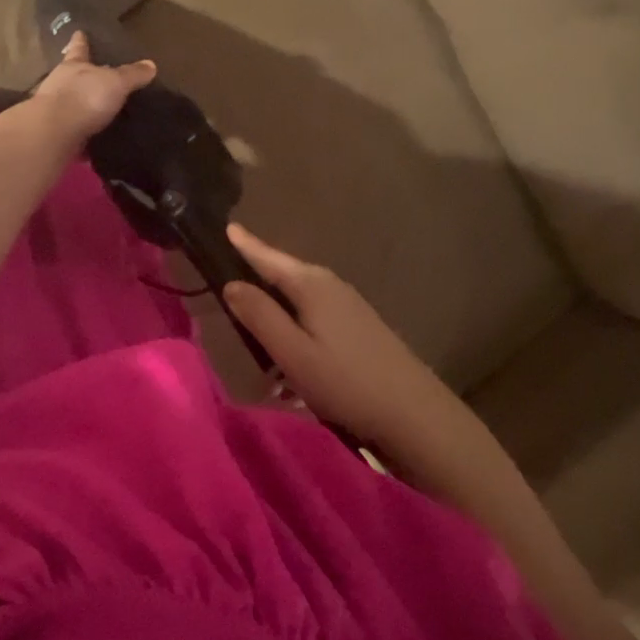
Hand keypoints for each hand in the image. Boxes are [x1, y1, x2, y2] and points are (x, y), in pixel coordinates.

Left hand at [31, 31, 157, 137]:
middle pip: (71, 73)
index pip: (79, 48)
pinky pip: (70, 125)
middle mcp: (60, 82)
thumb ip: (132, 74)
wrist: (54, 131)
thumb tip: (151, 64)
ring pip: (68, 99)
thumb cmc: (85, 97)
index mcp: (74, 65)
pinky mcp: (53, 130)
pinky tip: (90, 134)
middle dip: (80, 73)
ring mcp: (53, 107)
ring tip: (96, 108)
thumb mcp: (116, 82)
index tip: (79, 32)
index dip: (80, 40)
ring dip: (80, 102)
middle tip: (93, 74)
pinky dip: (79, 128)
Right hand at [223, 224, 439, 443]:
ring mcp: (347, 306)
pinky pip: (313, 322)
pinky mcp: (357, 328)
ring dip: (275, 321)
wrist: (414, 414)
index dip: (244, 244)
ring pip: (297, 303)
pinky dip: (295, 337)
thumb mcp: (292, 352)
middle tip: (225, 291)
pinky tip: (290, 370)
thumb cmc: (345, 381)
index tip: (225, 226)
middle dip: (255, 283)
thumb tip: (231, 284)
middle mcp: (329, 286)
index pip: (267, 256)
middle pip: (282, 277)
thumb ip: (259, 315)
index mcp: (310, 284)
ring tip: (254, 346)